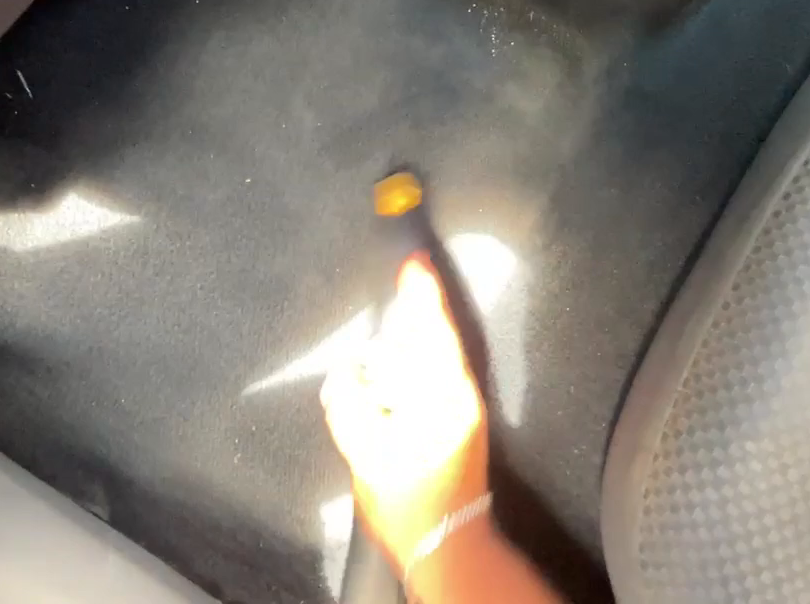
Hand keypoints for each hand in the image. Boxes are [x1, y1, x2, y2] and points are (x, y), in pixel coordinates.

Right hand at [321, 253, 489, 574]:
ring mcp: (465, 407)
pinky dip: (426, 352)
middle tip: (412, 271)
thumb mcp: (367, 458)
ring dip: (425, 326)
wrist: (450, 545)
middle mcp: (459, 394)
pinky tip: (410, 354)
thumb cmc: (409, 503)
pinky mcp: (463, 419)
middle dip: (424, 302)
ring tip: (409, 303)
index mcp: (439, 397)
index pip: (429, 333)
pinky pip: (443, 369)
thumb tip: (344, 375)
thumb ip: (350, 411)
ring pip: (443, 351)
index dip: (421, 296)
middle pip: (440, 335)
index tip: (415, 263)